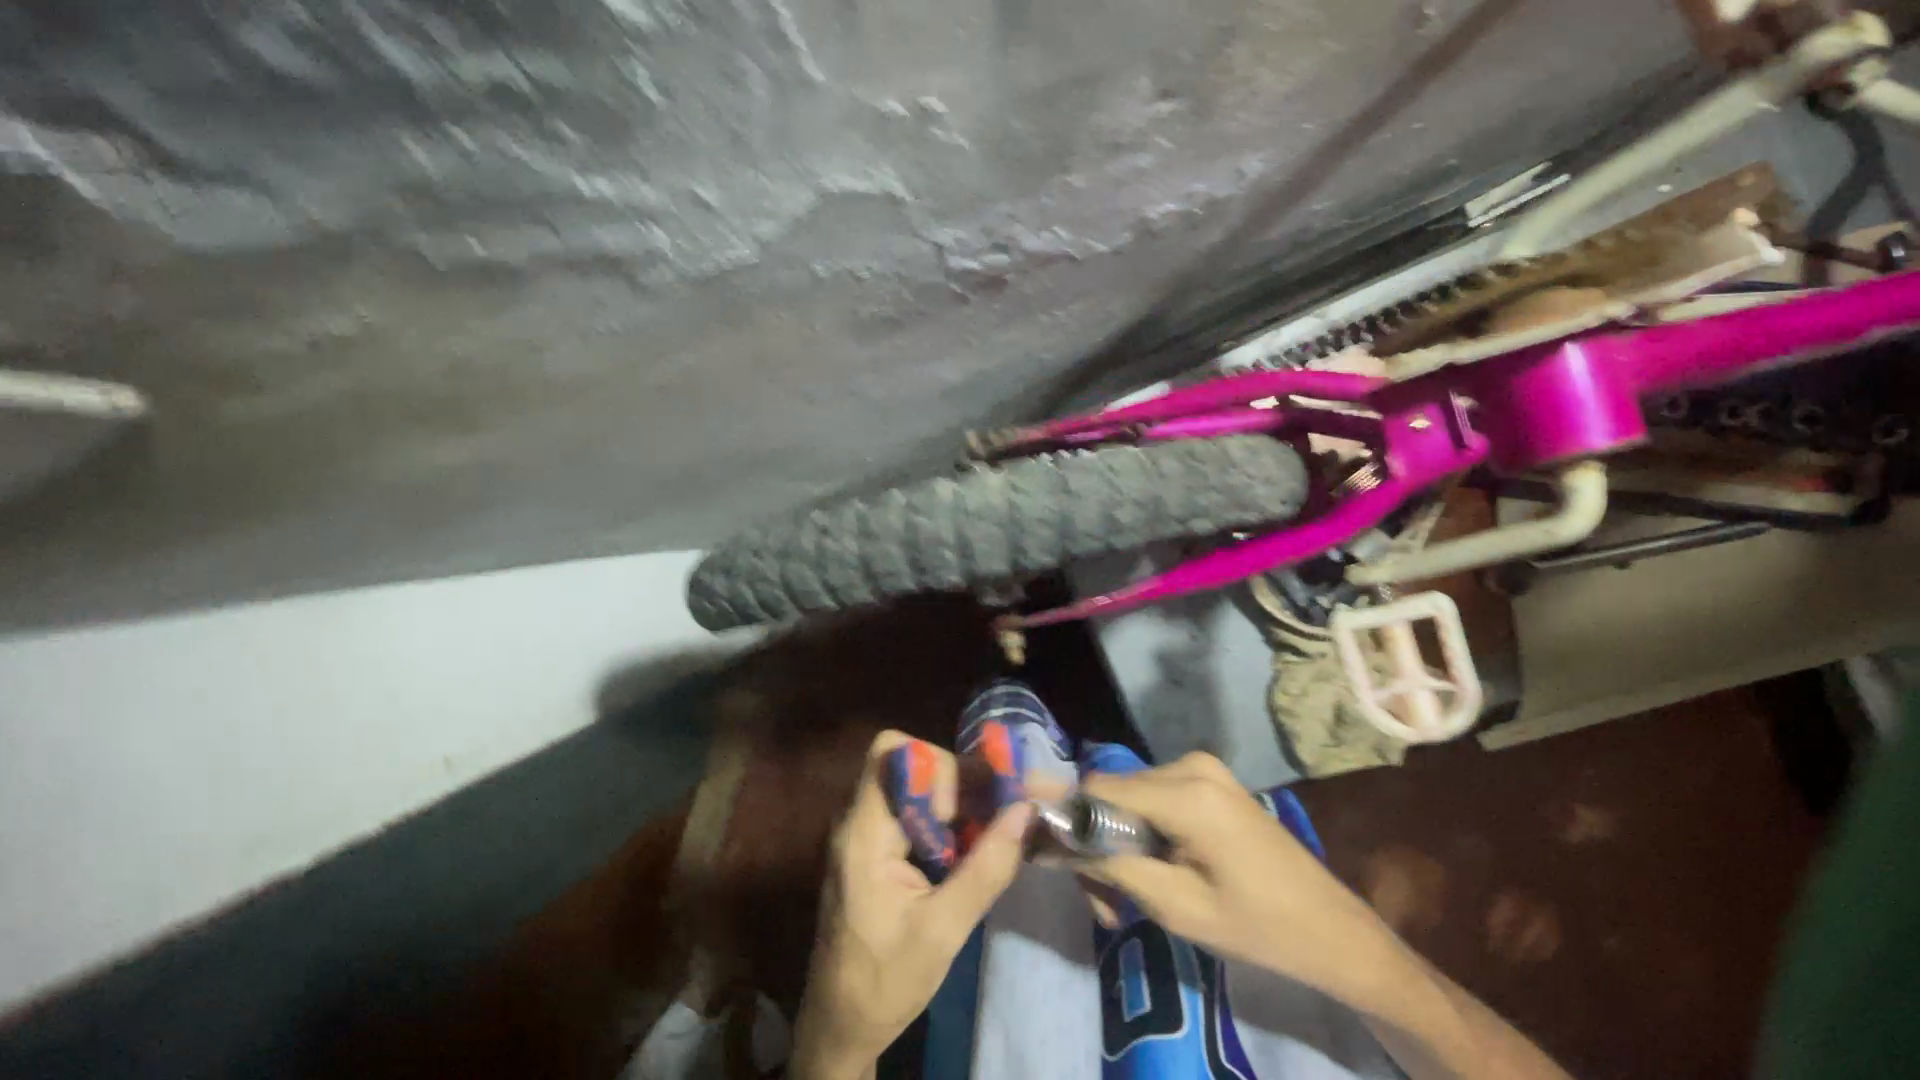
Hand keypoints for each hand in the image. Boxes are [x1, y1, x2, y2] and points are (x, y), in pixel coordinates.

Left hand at [791, 731, 1032, 1078]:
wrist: (840, 1025)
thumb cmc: (885, 982)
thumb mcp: (943, 930)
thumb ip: (985, 868)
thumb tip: (1026, 812)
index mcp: (863, 833)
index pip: (893, 753)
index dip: (939, 765)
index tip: (973, 805)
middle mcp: (859, 821)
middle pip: (911, 766)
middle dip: (962, 783)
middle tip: (1005, 812)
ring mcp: (866, 835)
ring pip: (917, 789)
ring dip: (961, 804)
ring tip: (1000, 830)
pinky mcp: (877, 852)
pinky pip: (916, 815)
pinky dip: (950, 824)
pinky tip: (977, 850)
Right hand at [1081, 753, 1401, 1009]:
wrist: (1331, 931)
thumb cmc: (1257, 926)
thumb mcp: (1175, 905)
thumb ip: (1110, 865)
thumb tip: (1051, 839)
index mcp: (1186, 793)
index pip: (1097, 789)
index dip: (1070, 824)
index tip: (1064, 871)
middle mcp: (1190, 765)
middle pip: (1111, 795)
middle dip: (1097, 847)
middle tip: (1105, 907)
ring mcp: (1204, 769)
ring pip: (1128, 799)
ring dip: (1118, 847)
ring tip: (1125, 903)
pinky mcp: (1210, 783)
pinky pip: (1154, 799)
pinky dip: (1143, 836)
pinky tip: (1151, 877)